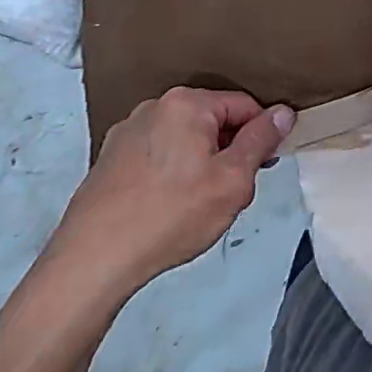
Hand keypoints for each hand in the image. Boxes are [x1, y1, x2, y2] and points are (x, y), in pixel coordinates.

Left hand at [46, 87, 293, 292]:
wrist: (88, 268)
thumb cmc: (169, 217)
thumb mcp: (234, 179)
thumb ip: (263, 139)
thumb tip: (283, 113)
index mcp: (186, 104)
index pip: (247, 107)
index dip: (262, 136)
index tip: (261, 168)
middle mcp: (153, 109)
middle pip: (216, 122)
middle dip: (231, 152)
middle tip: (231, 191)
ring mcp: (125, 136)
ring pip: (188, 141)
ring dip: (204, 165)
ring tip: (199, 205)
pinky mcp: (107, 163)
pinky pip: (160, 157)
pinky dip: (174, 175)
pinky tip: (170, 209)